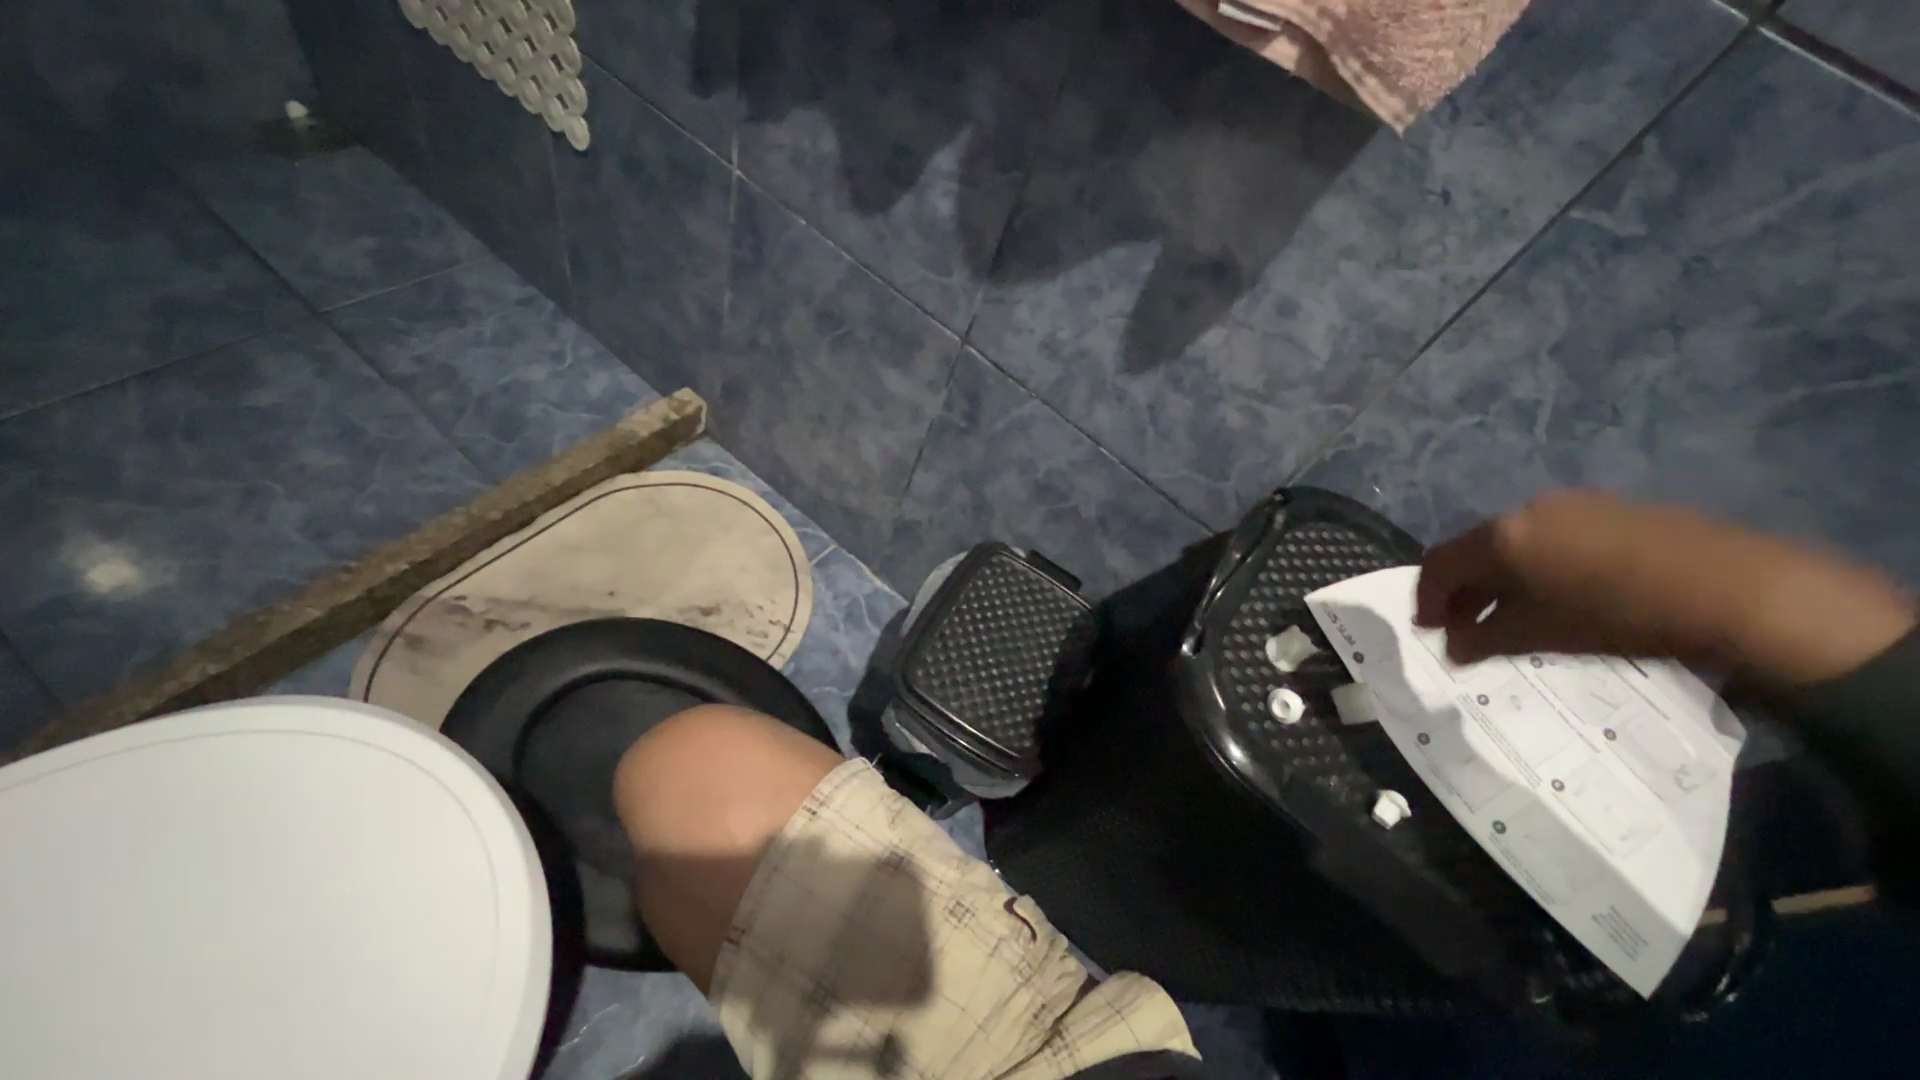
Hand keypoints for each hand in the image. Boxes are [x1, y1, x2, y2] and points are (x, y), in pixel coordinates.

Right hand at [1414, 491, 1916, 688]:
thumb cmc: (1620, 616)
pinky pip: (1549, 535)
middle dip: (1463, 589)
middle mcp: (1526, 510)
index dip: (1426, 598)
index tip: (1428, 629)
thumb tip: (1453, 646)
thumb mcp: (1541, 635)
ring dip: (1500, 576)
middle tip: (1464, 626)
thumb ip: (1484, 639)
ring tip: (1511, 613)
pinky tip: (1557, 592)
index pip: (1439, 563)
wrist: (1735, 590)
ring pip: (1513, 541)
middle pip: (1475, 549)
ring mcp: (1571, 504)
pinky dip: (1534, 564)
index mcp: (1502, 536)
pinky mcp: (1608, 508)